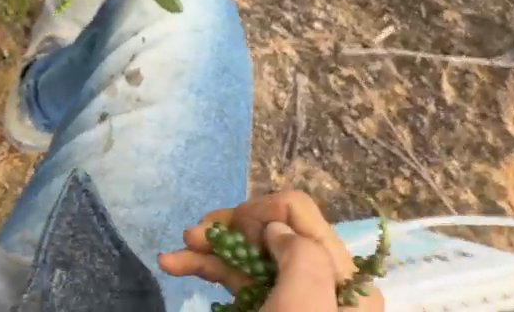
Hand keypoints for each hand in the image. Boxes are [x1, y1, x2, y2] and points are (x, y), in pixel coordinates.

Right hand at [159, 191, 383, 311]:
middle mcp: (316, 280)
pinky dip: (199, 264)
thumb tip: (274, 228)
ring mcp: (287, 296)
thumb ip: (300, 255)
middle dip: (226, 225)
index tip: (234, 233)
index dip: (260, 211)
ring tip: (177, 251)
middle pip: (265, 225)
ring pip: (242, 249)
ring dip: (206, 244)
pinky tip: (172, 264)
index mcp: (341, 276)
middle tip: (196, 237)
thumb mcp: (306, 307)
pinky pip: (229, 274)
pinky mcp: (262, 309)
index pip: (298, 211)